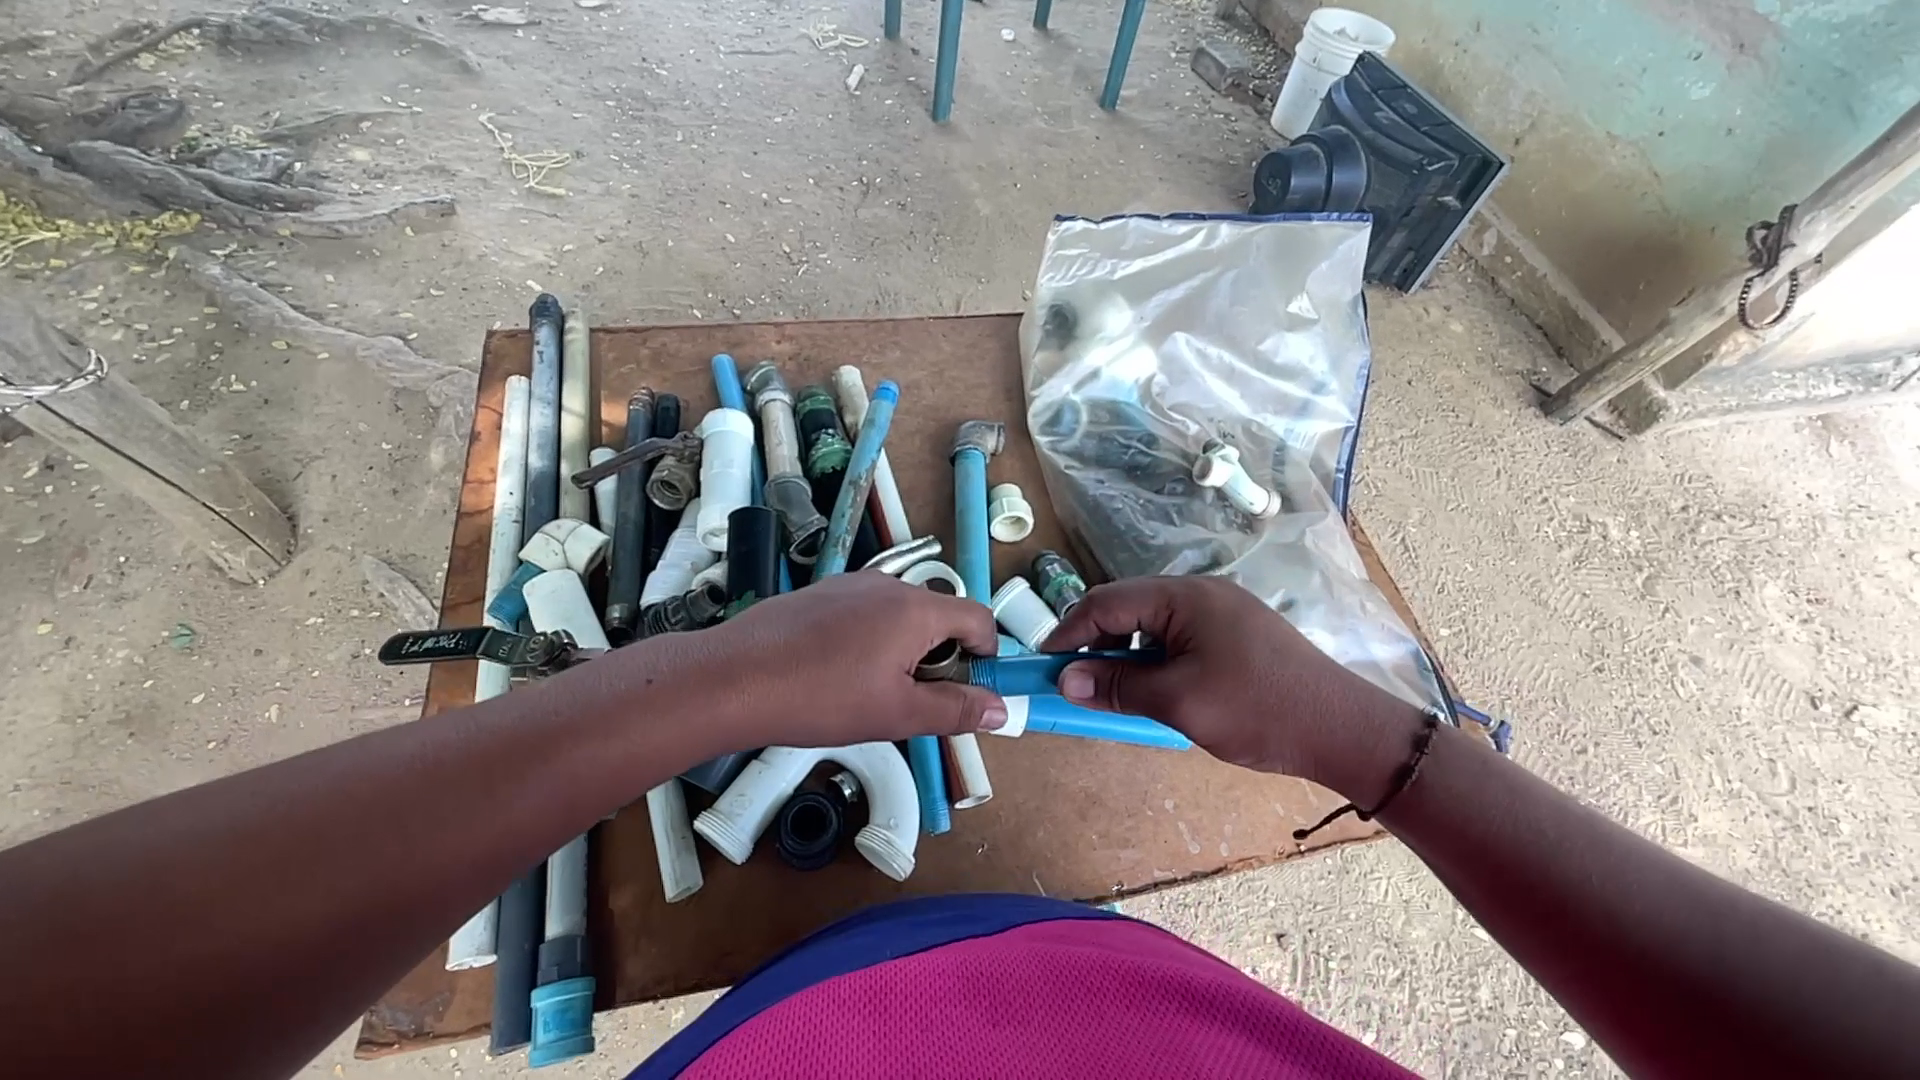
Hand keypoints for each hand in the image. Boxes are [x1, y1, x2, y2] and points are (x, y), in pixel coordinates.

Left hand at [649, 571, 1006, 748]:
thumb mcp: (898, 714)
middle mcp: (888, 585)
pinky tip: (839, 673)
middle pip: (939, 615)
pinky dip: (870, 639)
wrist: (734, 678)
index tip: (975, 689)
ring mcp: (850, 584)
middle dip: (942, 656)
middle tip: (918, 700)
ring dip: (905, 648)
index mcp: (916, 609)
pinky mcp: (820, 593)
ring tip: (873, 690)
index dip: (988, 655)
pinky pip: (864, 612)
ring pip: (899, 614)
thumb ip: (956, 709)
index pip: (979, 618)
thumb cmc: (820, 697)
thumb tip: (1000, 709)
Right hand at [1044, 576, 1427, 798]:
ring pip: (1152, 623)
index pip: (1107, 602)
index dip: (1069, 632)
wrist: (1345, 731)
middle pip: (1128, 607)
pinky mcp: (1236, 633)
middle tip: (1073, 680)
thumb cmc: (1258, 711)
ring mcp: (1222, 611)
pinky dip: (1153, 658)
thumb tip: (1066, 680)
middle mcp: (1201, 593)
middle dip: (1094, 641)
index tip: (1043, 663)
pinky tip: (1151, 687)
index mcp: (1185, 597)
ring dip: (1124, 652)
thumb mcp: (1179, 701)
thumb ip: (1118, 686)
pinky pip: (1178, 636)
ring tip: (1110, 689)